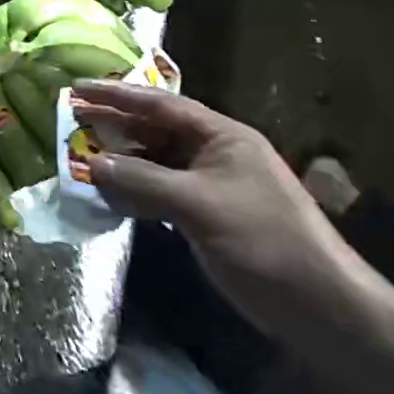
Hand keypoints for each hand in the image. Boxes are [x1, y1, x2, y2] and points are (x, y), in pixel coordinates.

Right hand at [72, 80, 359, 325]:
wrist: (321, 306)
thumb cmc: (263, 241)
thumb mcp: (199, 205)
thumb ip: (143, 181)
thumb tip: (93, 165)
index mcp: (221, 135)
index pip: (161, 104)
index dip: (118, 95)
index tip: (78, 88)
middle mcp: (215, 153)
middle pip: (156, 131)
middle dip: (116, 126)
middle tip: (71, 120)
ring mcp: (212, 186)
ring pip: (157, 164)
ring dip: (123, 163)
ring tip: (81, 159)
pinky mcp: (208, 216)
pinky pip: (162, 194)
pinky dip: (136, 193)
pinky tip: (111, 197)